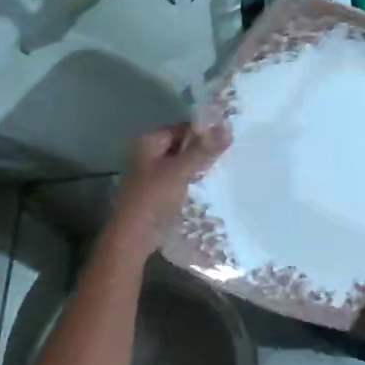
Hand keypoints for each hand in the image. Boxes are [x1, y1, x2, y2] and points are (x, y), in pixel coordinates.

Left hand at [106, 123, 229, 260]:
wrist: (134, 236)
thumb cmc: (154, 198)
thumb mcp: (180, 171)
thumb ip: (203, 150)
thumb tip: (228, 128)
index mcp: (148, 142)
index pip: (181, 128)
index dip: (203, 131)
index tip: (228, 136)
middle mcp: (148, 154)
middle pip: (181, 145)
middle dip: (202, 149)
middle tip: (229, 153)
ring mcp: (152, 174)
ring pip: (181, 163)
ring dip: (198, 166)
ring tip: (223, 168)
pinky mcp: (158, 192)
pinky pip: (179, 179)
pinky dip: (192, 180)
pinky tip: (209, 184)